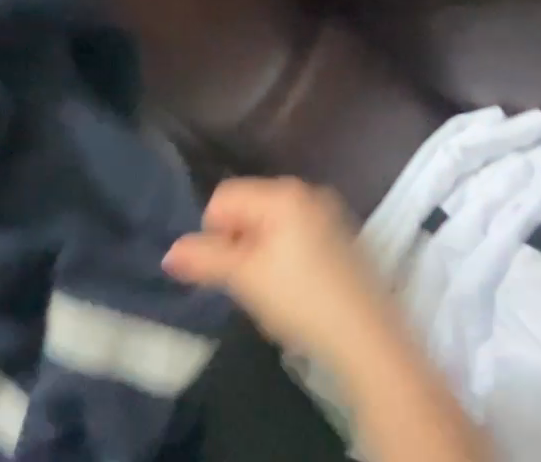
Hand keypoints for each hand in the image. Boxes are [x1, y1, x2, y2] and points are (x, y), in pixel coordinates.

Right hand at [163, 177, 393, 359]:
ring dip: (261, 256)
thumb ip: (200, 258)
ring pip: (271, 229)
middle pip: (247, 212)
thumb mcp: (241, 277)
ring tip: (272, 290)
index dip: (215, 233)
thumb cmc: (302, 300)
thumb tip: (167, 255)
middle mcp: (309, 194)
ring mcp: (332, 218)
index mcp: (283, 193)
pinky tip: (296, 292)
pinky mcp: (347, 243)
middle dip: (239, 245)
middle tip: (248, 280)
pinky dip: (286, 260)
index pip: (222, 199)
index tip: (228, 268)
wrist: (373, 346)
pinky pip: (297, 240)